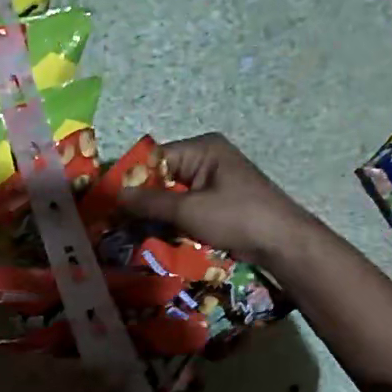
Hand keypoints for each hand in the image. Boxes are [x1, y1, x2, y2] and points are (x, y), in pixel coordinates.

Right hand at [120, 133, 319, 261]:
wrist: (281, 243)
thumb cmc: (236, 217)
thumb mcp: (188, 210)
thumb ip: (150, 202)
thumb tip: (116, 195)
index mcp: (202, 149)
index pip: (155, 158)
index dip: (132, 178)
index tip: (109, 200)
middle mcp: (207, 159)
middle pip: (163, 176)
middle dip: (142, 199)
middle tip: (116, 221)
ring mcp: (214, 183)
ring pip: (173, 196)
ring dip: (156, 214)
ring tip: (131, 231)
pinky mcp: (218, 204)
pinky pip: (186, 208)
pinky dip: (172, 221)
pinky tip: (156, 236)